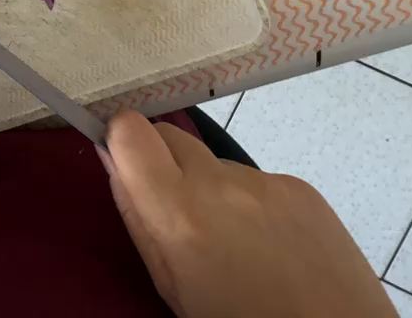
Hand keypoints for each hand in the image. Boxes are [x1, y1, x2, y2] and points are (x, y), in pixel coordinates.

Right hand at [104, 111, 397, 317]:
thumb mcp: (171, 284)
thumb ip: (136, 215)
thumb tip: (109, 155)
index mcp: (178, 211)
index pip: (128, 128)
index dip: (121, 141)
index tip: (128, 166)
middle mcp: (219, 182)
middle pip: (167, 133)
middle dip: (162, 161)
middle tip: (180, 211)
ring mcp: (265, 181)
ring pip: (213, 162)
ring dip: (212, 188)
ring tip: (240, 244)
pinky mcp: (302, 188)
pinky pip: (256, 179)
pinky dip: (254, 203)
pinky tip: (274, 246)